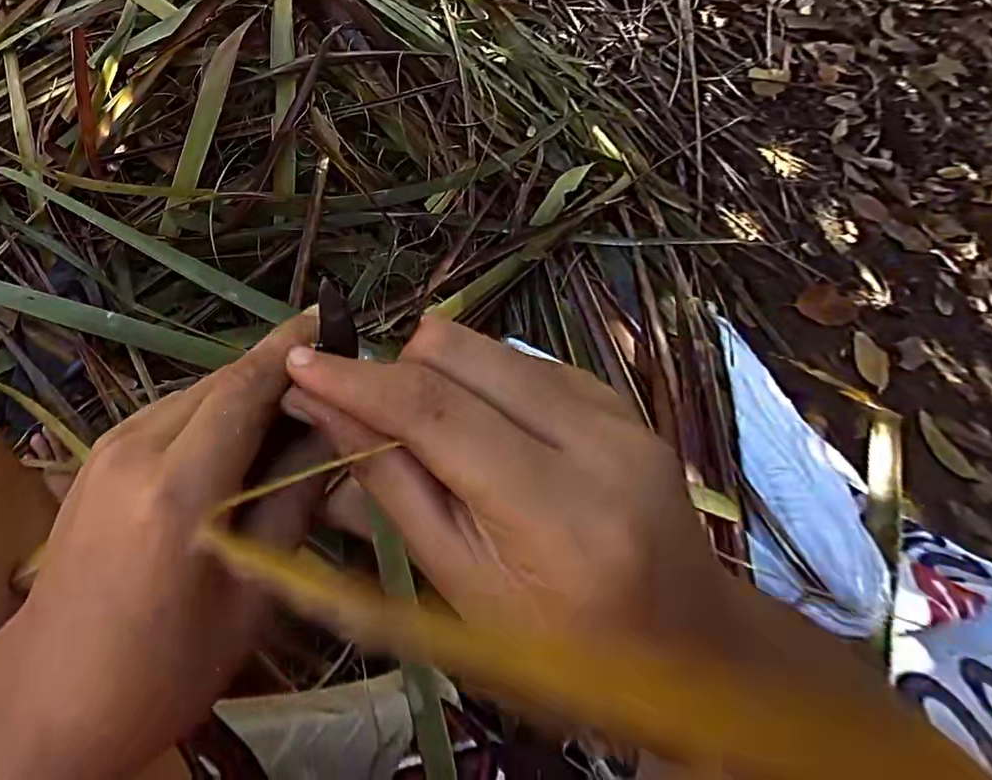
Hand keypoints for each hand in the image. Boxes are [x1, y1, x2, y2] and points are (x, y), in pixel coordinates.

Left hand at [0, 312, 325, 777]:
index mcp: (179, 487)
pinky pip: (171, 412)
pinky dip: (212, 412)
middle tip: (325, 382)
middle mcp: (138, 446)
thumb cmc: (165, 665)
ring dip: (245, 392)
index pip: (246, 388)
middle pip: (222, 381)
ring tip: (288, 414)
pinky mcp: (98, 451)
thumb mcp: (252, 595)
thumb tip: (329, 430)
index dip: (291, 347)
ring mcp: (110, 443)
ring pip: (197, 393)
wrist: (48, 694)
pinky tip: (234, 441)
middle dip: (277, 371)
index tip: (329, 318)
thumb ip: (293, 497)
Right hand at [280, 316, 733, 646]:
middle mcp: (596, 439)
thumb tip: (320, 406)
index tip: (300, 363)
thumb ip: (389, 484)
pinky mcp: (612, 391)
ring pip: (478, 343)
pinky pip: (510, 355)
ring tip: (431, 434)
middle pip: (454, 351)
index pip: (436, 414)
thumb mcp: (459, 582)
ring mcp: (613, 406)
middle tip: (372, 418)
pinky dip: (473, 382)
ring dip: (431, 374)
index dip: (358, 381)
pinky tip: (482, 431)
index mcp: (558, 514)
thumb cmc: (562, 648)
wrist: (692, 645)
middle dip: (394, 372)